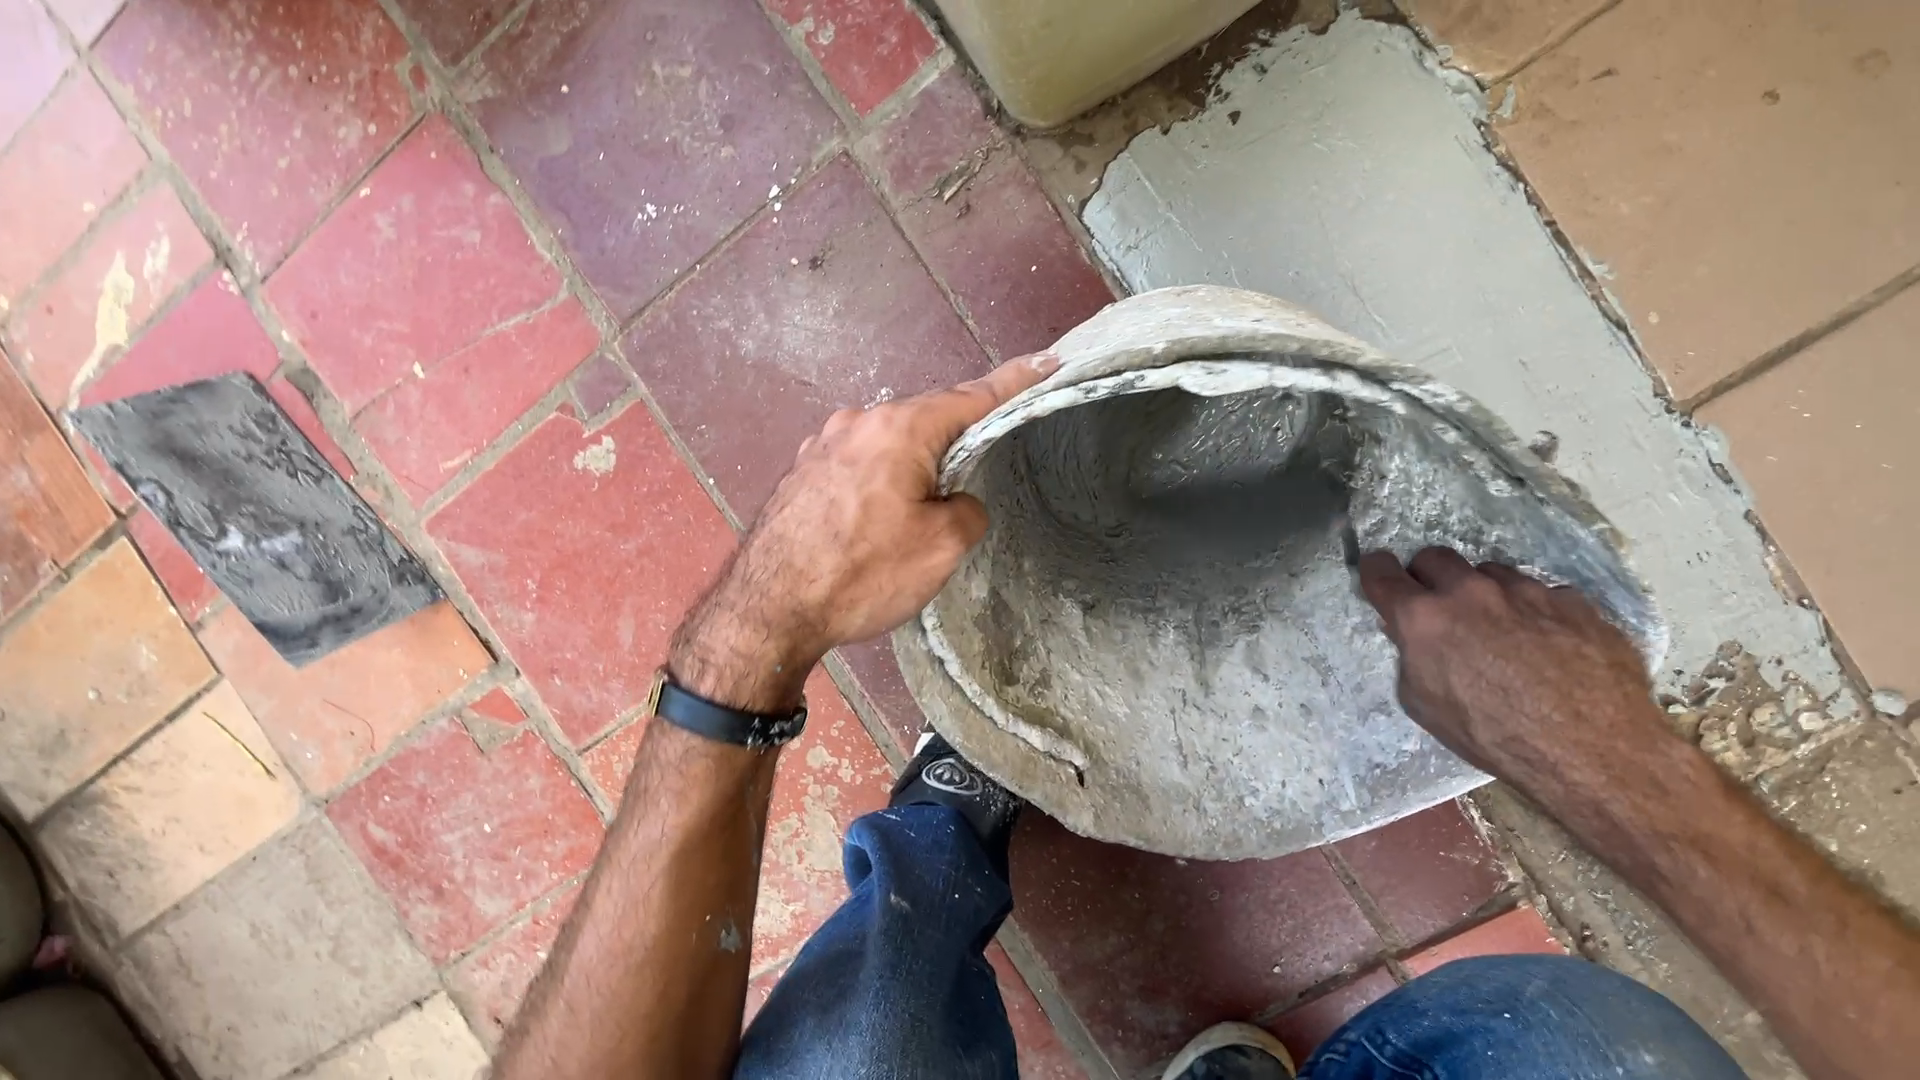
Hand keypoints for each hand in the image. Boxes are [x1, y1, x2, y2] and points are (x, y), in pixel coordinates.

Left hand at [668, 353, 1058, 711]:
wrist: (768, 609)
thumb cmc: (861, 574)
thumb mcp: (941, 548)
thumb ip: (968, 510)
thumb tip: (954, 500)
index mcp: (900, 429)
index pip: (973, 396)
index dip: (1016, 381)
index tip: (1049, 362)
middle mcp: (858, 422)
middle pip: (927, 421)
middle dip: (955, 444)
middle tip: (970, 485)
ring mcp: (822, 444)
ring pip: (889, 445)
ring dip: (912, 468)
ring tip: (913, 518)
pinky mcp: (801, 472)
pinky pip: (858, 464)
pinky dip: (878, 481)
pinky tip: (872, 520)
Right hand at [1357, 547, 1669, 797]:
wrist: (1592, 749)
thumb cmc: (1492, 735)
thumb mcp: (1425, 703)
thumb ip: (1412, 657)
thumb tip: (1413, 637)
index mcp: (1424, 618)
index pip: (1382, 574)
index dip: (1376, 572)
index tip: (1379, 575)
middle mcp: (1471, 592)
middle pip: (1434, 557)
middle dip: (1427, 576)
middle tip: (1437, 605)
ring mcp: (1527, 591)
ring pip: (1490, 572)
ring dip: (1483, 592)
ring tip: (1499, 628)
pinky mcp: (1573, 601)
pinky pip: (1541, 593)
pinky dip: (1532, 611)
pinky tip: (1546, 644)